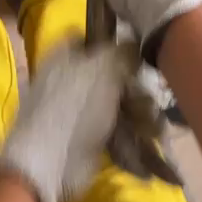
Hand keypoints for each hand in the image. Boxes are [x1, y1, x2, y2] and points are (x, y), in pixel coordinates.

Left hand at [0, 41, 135, 201]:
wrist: (50, 163)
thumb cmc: (74, 107)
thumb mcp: (102, 70)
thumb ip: (121, 53)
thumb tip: (132, 41)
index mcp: (65, 56)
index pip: (86, 38)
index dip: (109, 42)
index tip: (133, 52)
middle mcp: (71, 79)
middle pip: (111, 73)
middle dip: (134, 85)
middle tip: (147, 95)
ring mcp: (79, 110)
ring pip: (119, 102)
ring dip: (140, 113)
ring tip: (150, 125)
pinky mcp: (89, 136)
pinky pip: (118, 129)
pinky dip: (134, 134)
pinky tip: (147, 139)